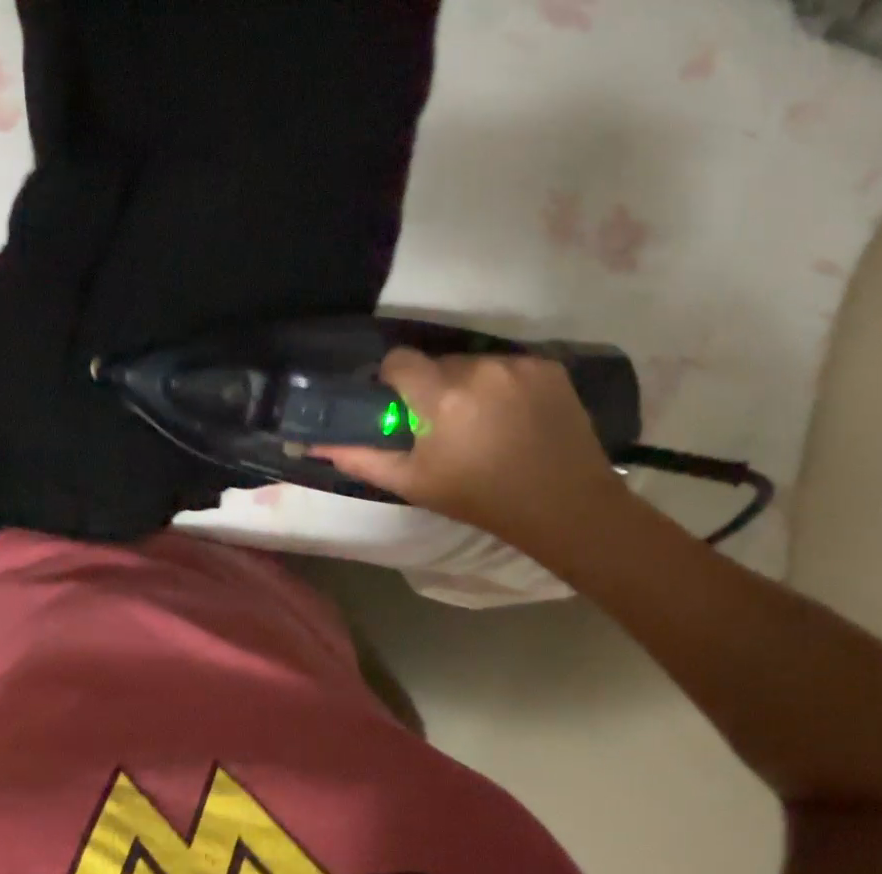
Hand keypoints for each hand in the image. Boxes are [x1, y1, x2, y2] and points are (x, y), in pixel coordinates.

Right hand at [315, 348, 626, 544]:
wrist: (564, 505)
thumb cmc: (479, 498)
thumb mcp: (413, 484)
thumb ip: (361, 459)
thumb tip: (317, 445)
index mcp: (441, 397)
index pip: (398, 360)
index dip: (393, 380)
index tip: (399, 407)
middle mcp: (478, 369)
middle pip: (437, 362)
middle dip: (432, 387)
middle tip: (442, 425)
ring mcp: (518, 365)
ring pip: (473, 363)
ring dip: (468, 385)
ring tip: (481, 423)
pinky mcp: (549, 367)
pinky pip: (508, 366)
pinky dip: (502, 385)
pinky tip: (512, 417)